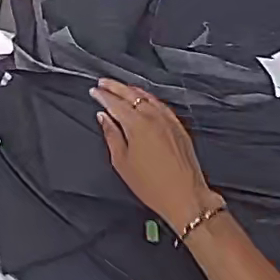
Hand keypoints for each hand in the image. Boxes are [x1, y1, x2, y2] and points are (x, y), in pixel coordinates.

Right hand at [91, 78, 223, 234]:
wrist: (184, 196)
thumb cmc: (153, 185)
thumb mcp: (122, 162)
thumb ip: (111, 135)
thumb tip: (104, 118)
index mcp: (137, 125)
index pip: (115, 103)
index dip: (102, 95)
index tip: (94, 91)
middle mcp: (154, 117)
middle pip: (131, 94)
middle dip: (115, 87)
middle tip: (103, 83)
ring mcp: (168, 120)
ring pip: (147, 97)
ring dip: (132, 90)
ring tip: (121, 88)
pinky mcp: (178, 127)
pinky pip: (161, 104)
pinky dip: (149, 98)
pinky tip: (145, 100)